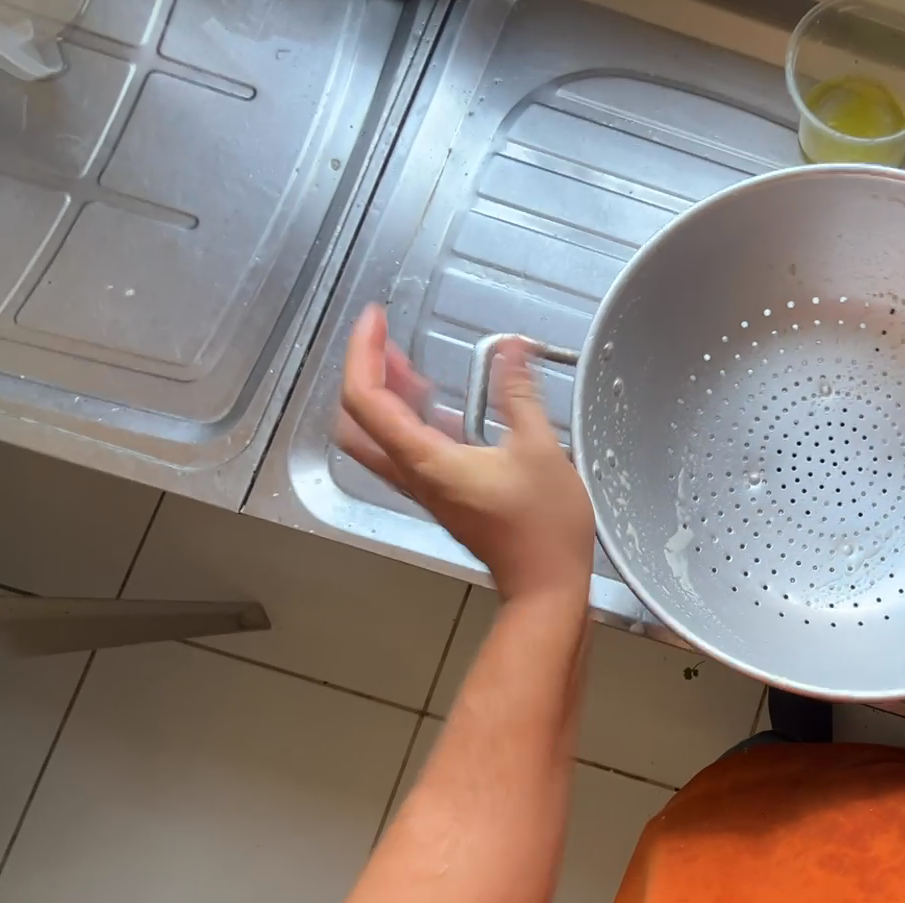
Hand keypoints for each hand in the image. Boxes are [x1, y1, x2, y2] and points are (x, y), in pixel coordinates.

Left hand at [337, 304, 593, 601]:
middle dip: (365, 374)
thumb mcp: (540, 449)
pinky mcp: (445, 499)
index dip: (363, 351)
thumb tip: (511, 348)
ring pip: (378, 439)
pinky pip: (406, 455)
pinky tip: (444, 412)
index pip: (366, 397)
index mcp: (426, 459)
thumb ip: (519, 394)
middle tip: (389, 343)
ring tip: (412, 369)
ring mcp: (427, 491)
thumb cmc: (543, 525)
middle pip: (358, 420)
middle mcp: (415, 475)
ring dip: (385, 399)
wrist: (546, 583)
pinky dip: (411, 423)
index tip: (379, 318)